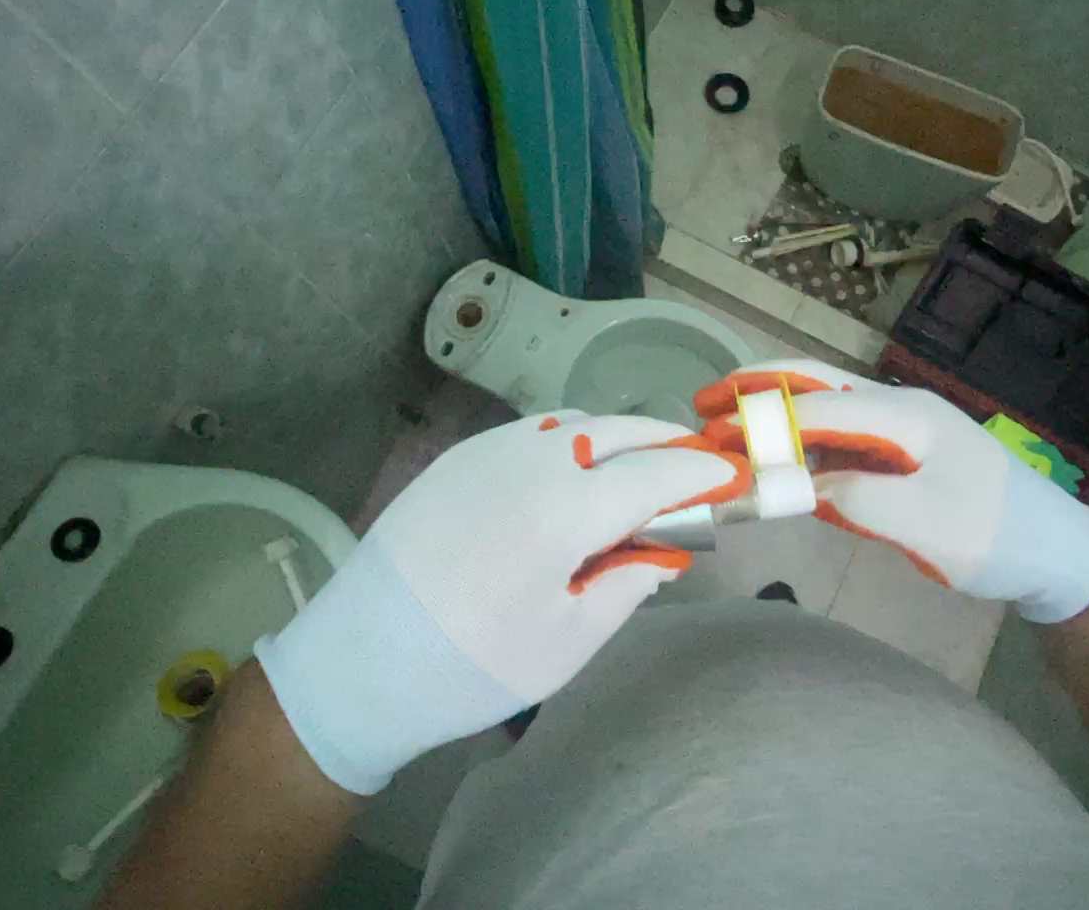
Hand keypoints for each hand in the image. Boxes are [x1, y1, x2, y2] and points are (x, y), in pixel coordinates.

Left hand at [255, 412, 748, 792]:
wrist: (356, 661)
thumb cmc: (470, 667)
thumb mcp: (566, 644)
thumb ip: (627, 586)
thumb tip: (663, 553)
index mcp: (565, 510)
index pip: (657, 475)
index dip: (701, 474)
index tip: (731, 476)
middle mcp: (532, 459)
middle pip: (621, 430)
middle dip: (667, 442)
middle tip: (694, 464)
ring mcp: (489, 449)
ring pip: (578, 422)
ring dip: (620, 436)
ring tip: (636, 469)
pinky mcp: (459, 456)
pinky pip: (535, 430)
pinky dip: (573, 439)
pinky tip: (573, 473)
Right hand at [694, 359, 1088, 622]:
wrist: (1056, 552)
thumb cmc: (996, 537)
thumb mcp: (927, 524)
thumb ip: (856, 499)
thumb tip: (798, 484)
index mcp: (906, 414)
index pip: (819, 408)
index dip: (762, 421)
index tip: (711, 434)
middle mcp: (897, 409)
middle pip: (816, 385)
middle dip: (757, 389)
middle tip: (704, 400)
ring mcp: (900, 430)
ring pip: (824, 410)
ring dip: (775, 415)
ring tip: (727, 425)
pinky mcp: (901, 456)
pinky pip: (841, 440)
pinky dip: (801, 443)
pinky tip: (778, 457)